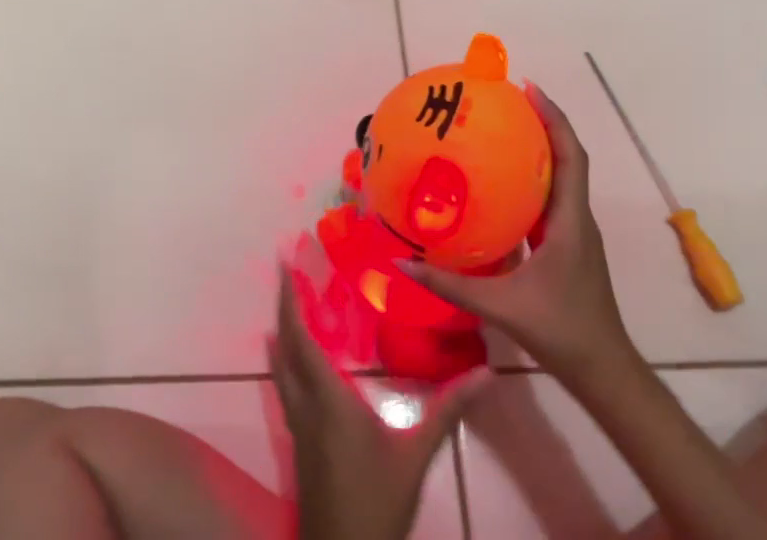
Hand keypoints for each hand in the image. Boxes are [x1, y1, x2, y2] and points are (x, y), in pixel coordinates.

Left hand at [271, 268, 486, 539]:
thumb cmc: (378, 502)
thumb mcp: (417, 455)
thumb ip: (447, 410)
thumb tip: (485, 372)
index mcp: (329, 401)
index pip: (303, 340)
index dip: (292, 301)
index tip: (284, 265)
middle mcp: (305, 407)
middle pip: (284, 349)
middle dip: (284, 310)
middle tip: (286, 276)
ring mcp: (298, 428)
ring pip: (281, 371)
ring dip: (283, 336)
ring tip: (288, 310)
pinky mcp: (299, 445)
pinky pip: (287, 390)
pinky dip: (289, 364)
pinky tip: (299, 366)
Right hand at [400, 83, 634, 374]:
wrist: (600, 368)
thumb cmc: (559, 330)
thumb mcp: (499, 306)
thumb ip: (449, 285)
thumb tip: (402, 264)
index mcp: (570, 222)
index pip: (571, 156)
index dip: (554, 119)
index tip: (529, 90)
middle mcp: (577, 220)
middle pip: (567, 160)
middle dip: (542, 126)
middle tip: (505, 105)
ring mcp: (574, 235)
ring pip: (560, 181)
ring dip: (538, 154)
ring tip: (498, 137)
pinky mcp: (567, 249)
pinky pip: (550, 204)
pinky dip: (530, 186)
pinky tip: (498, 192)